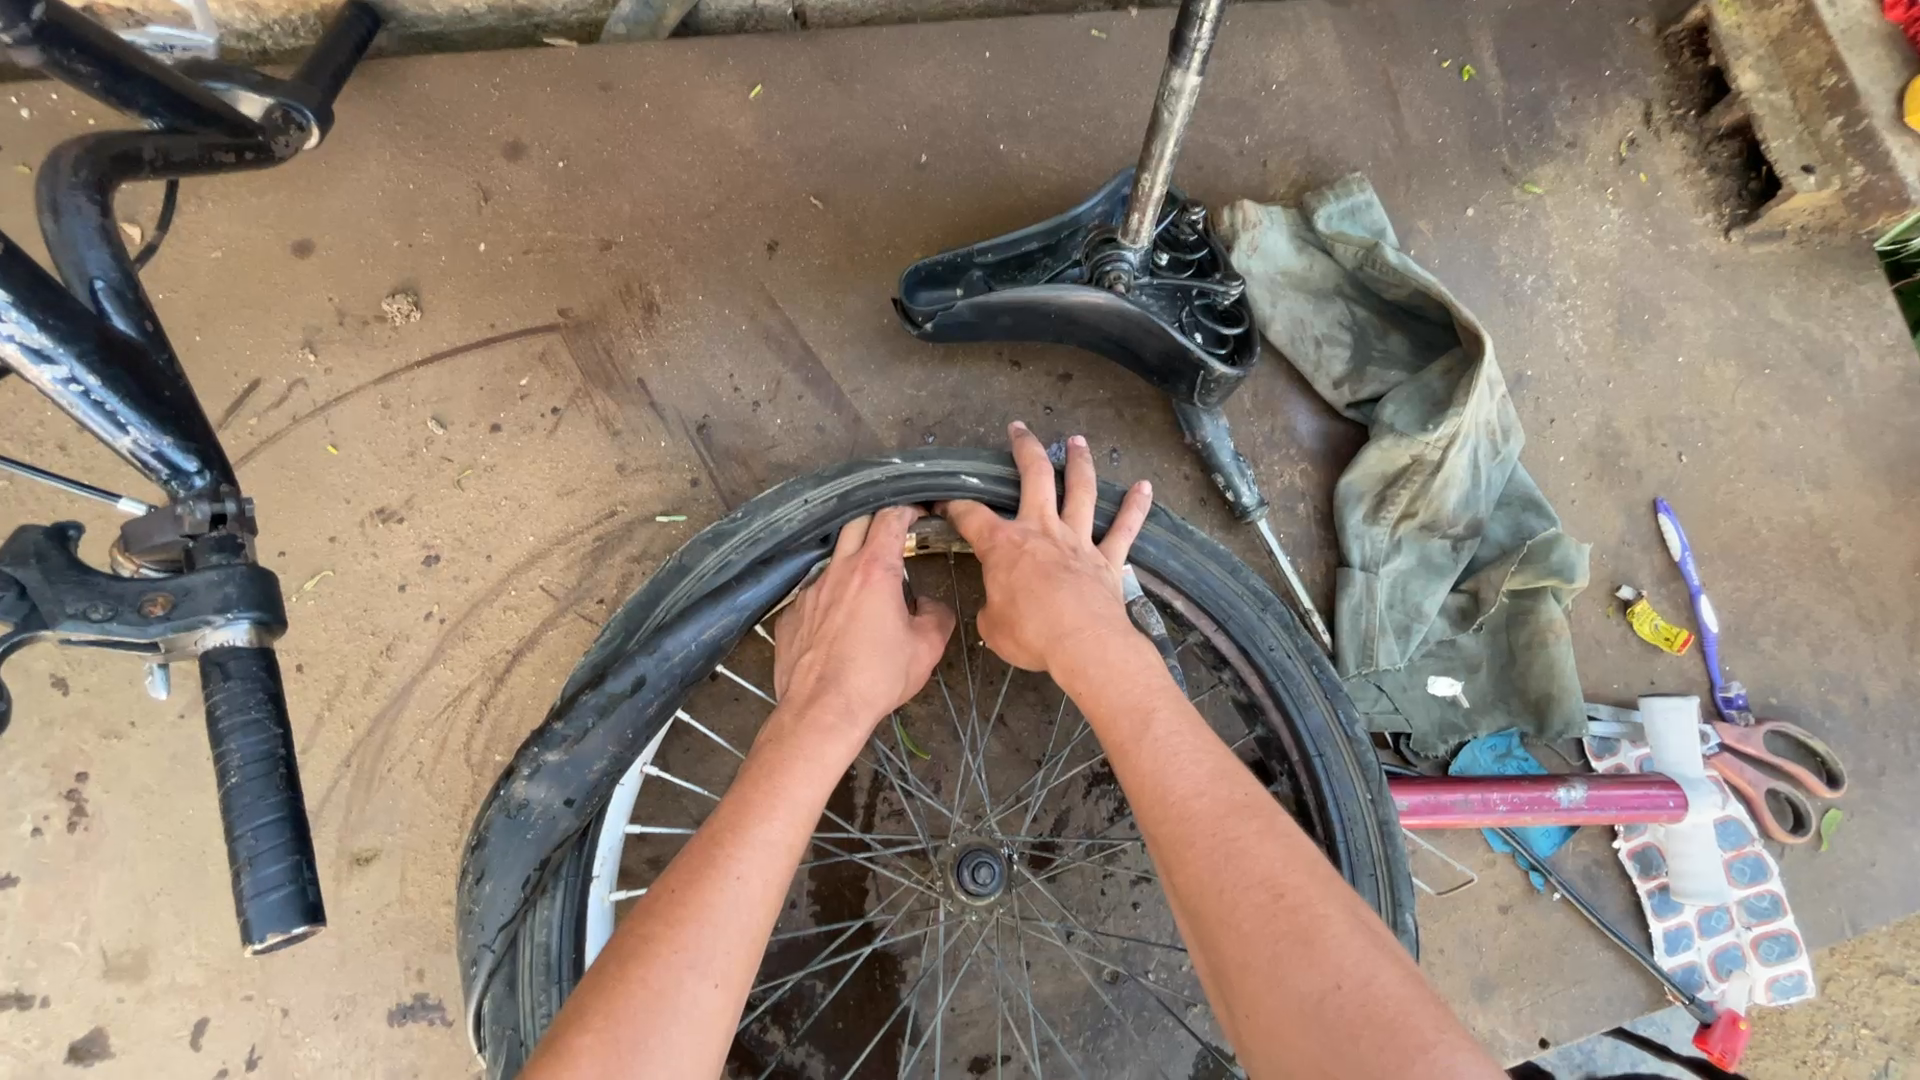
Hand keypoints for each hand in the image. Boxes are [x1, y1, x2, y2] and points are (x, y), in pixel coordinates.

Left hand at [771, 506, 955, 749]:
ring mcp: (810, 591)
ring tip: (867, 587)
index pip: (890, 518)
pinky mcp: (791, 614)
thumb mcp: (927, 647)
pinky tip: (839, 622)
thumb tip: (929, 605)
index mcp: (875, 570)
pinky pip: (813, 592)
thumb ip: (937, 615)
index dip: (907, 510)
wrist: (823, 710)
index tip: (916, 515)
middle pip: (856, 523)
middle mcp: (839, 571)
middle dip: (876, 522)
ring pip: (832, 559)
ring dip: (851, 561)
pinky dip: (830, 595)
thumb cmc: (877, 678)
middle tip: (893, 538)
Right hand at [941, 422, 1152, 678]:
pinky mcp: (1108, 560)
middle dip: (1025, 448)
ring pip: (1080, 490)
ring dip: (1079, 463)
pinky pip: (1125, 529)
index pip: (972, 516)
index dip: (954, 505)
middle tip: (1020, 429)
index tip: (945, 499)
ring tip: (1079, 441)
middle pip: (1035, 476)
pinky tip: (1144, 487)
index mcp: (1004, 545)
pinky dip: (1135, 507)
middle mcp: (1042, 531)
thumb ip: (993, 607)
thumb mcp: (992, 626)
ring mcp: (1078, 541)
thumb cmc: (1030, 634)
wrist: (1083, 645)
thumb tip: (997, 606)